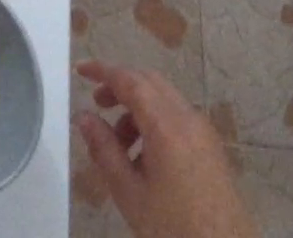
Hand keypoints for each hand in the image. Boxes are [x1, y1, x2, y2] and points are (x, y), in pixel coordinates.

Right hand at [75, 62, 258, 237]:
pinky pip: (178, 117)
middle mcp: (189, 120)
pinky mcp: (212, 148)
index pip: (130, 81)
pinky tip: (144, 157)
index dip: (103, 71)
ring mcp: (204, 133)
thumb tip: (84, 117)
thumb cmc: (173, 227)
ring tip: (119, 144)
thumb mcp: (129, 191)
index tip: (80, 71)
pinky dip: (154, 120)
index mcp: (167, 126)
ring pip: (164, 99)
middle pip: (149, 82)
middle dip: (120, 86)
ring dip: (137, 107)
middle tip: (97, 106)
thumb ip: (104, 148)